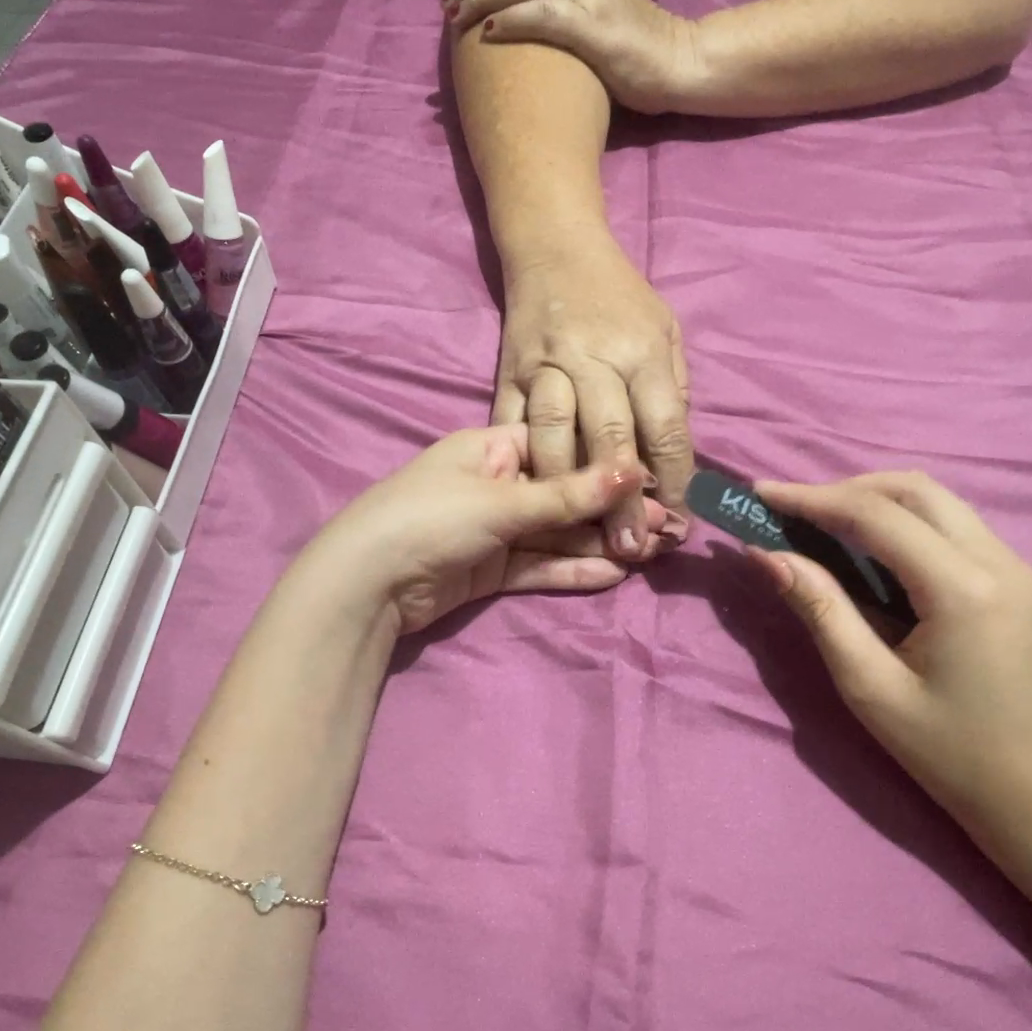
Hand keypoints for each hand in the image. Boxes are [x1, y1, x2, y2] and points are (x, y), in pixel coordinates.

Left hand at [301, 424, 671, 632]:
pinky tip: (611, 574)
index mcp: (489, 447)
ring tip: (648, 554)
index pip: (560, 448)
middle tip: (664, 528)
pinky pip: (537, 565)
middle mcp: (494, 483)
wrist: (367, 583)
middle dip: (609, 512)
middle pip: (562, 496)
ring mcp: (491, 528)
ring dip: (597, 544)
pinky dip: (569, 570)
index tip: (653, 482)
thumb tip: (634, 469)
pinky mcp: (488, 569)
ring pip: (553, 534)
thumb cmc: (431, 519)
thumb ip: (569, 493)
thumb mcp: (502, 501)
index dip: (606, 465)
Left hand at [445, 0, 703, 114]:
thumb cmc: (636, 49)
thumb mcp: (598, 14)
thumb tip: (525, 14)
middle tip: (444, 2)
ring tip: (453, 15)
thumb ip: (563, 9)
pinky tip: (485, 32)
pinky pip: (541, 16)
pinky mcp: (592, 26)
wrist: (678, 64)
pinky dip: (510, 22)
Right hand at [490, 236, 692, 561]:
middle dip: (621, 501)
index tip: (679, 524)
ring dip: (565, 491)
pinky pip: (508, 426)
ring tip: (576, 535)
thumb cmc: (618, 296)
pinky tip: (526, 500)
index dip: (674, 481)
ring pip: (552, 436)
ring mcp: (544, 367)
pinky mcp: (506, 374)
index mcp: (641, 351)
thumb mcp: (665, 330)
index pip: (665, 426)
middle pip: (609, 438)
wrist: (554, 248)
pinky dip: (517, 465)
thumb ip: (674, 390)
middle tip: (630, 550)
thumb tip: (676, 460)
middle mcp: (592, 360)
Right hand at [749, 473, 1031, 835]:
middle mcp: (999, 561)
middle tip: (793, 512)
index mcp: (962, 588)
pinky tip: (875, 557)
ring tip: (824, 527)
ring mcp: (1019, 570)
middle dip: (846, 489)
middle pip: (914, 490)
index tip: (760, 492)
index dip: (811, 497)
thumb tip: (766, 555)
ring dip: (877, 503)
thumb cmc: (952, 755)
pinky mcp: (1023, 585)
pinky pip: (957, 530)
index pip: (875, 514)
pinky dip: (907, 525)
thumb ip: (820, 611)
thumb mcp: (870, 688)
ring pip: (940, 504)